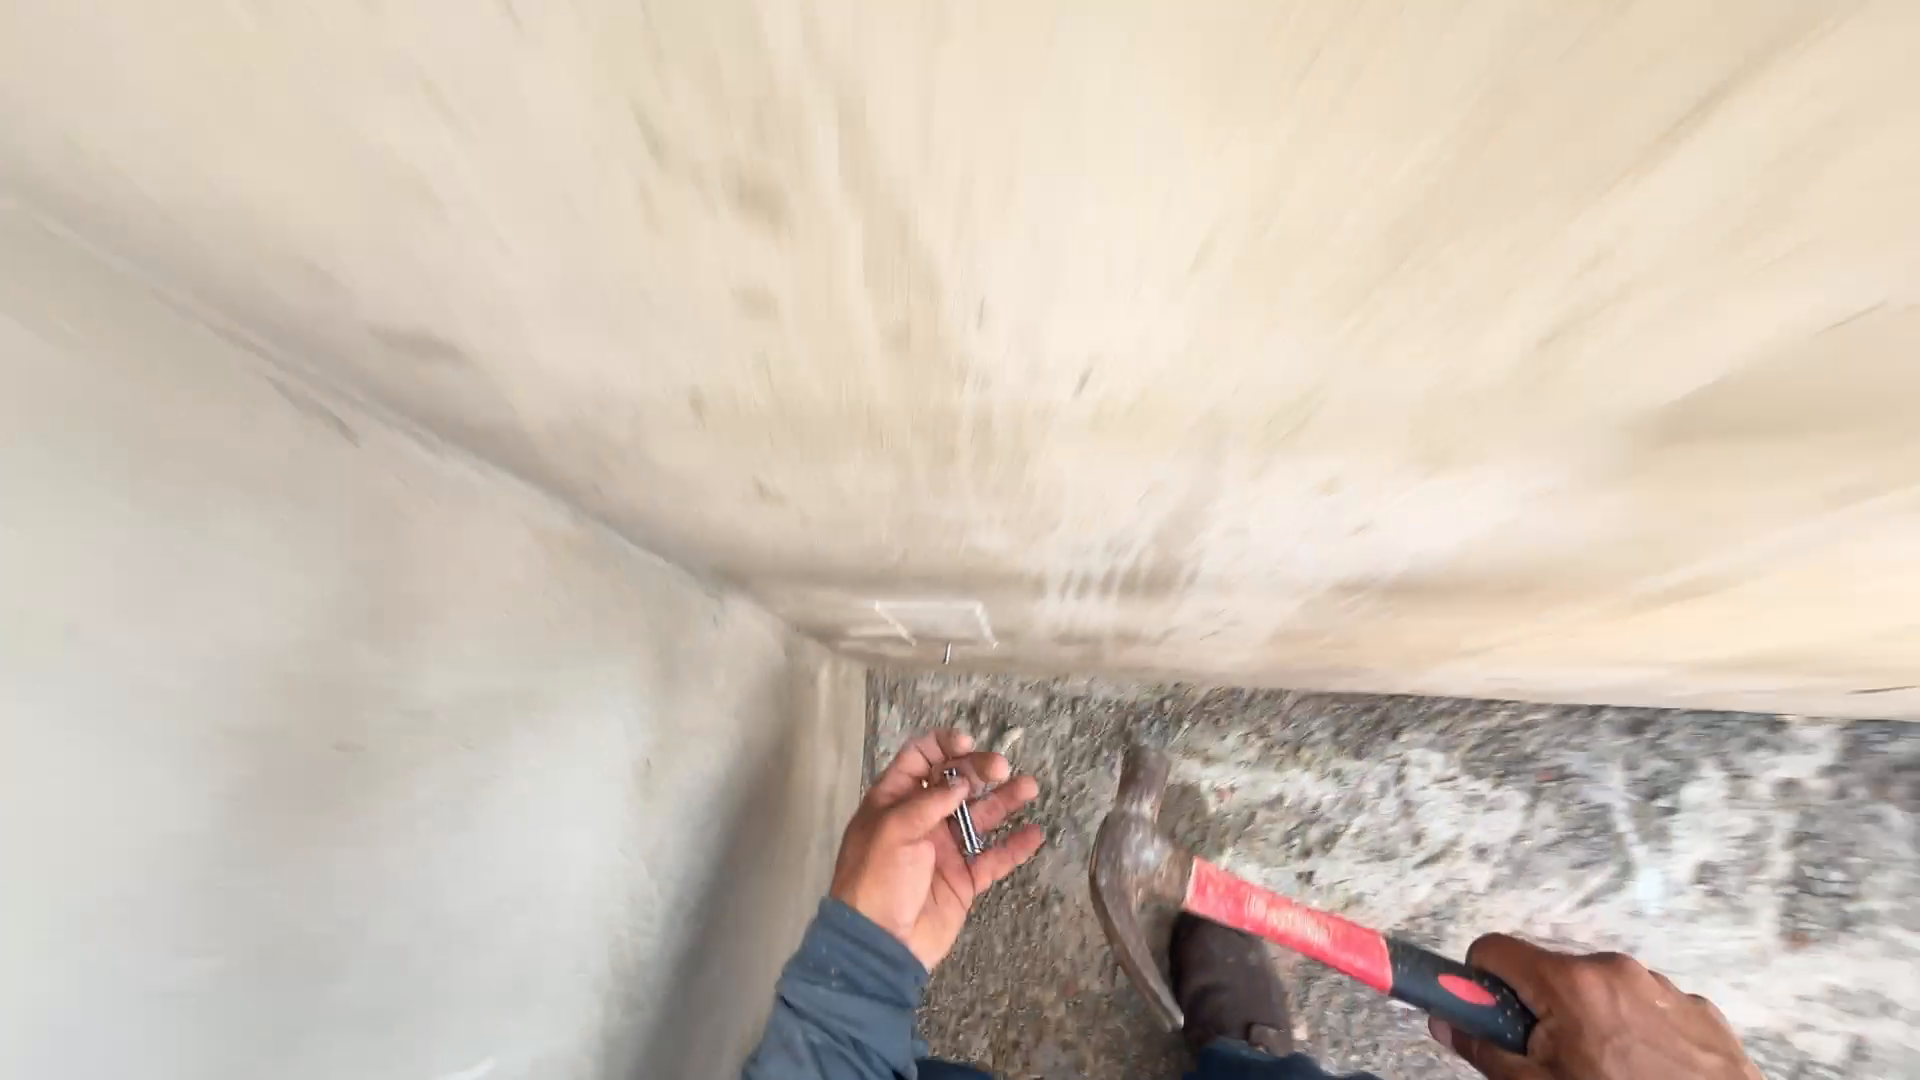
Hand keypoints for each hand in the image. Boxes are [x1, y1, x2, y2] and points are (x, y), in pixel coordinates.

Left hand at [829, 729, 1044, 970]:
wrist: (879, 944)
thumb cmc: (876, 878)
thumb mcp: (893, 830)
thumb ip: (929, 802)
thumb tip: (961, 783)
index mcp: (897, 800)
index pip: (920, 758)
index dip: (943, 746)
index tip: (966, 744)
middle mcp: (923, 818)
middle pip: (956, 782)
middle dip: (979, 769)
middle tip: (1002, 768)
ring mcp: (945, 848)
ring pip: (980, 816)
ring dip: (1005, 800)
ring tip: (1030, 787)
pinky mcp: (964, 879)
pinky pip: (993, 857)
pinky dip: (1014, 846)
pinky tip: (1035, 833)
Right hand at [1432, 935, 1761, 1079]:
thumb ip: (1485, 1050)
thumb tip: (1441, 1022)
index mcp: (1566, 981)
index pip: (1493, 948)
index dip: (1483, 978)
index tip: (1495, 1012)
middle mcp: (1611, 967)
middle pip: (1548, 970)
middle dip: (1543, 1004)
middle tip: (1560, 1056)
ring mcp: (1662, 987)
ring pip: (1600, 986)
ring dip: (1594, 1015)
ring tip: (1616, 1067)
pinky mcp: (1703, 1010)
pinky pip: (1650, 1004)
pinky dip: (1642, 1028)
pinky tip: (1657, 1070)